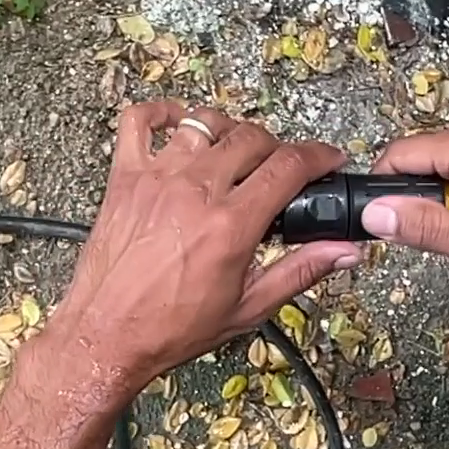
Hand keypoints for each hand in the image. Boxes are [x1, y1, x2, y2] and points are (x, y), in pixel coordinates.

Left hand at [44, 102, 359, 391]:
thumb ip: (299, 272)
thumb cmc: (169, 328)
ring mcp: (156, 178)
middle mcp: (194, 192)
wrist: (107, 335)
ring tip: (235, 154)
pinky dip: (162, 113)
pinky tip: (179, 125)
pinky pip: (140, 121)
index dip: (318, 156)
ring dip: (229, 132)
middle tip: (280, 171)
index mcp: (230, 225)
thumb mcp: (247, 308)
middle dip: (277, 149)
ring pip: (204, 123)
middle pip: (251, 138)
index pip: (288, 167)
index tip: (327, 159)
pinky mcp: (125, 178)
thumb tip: (341, 251)